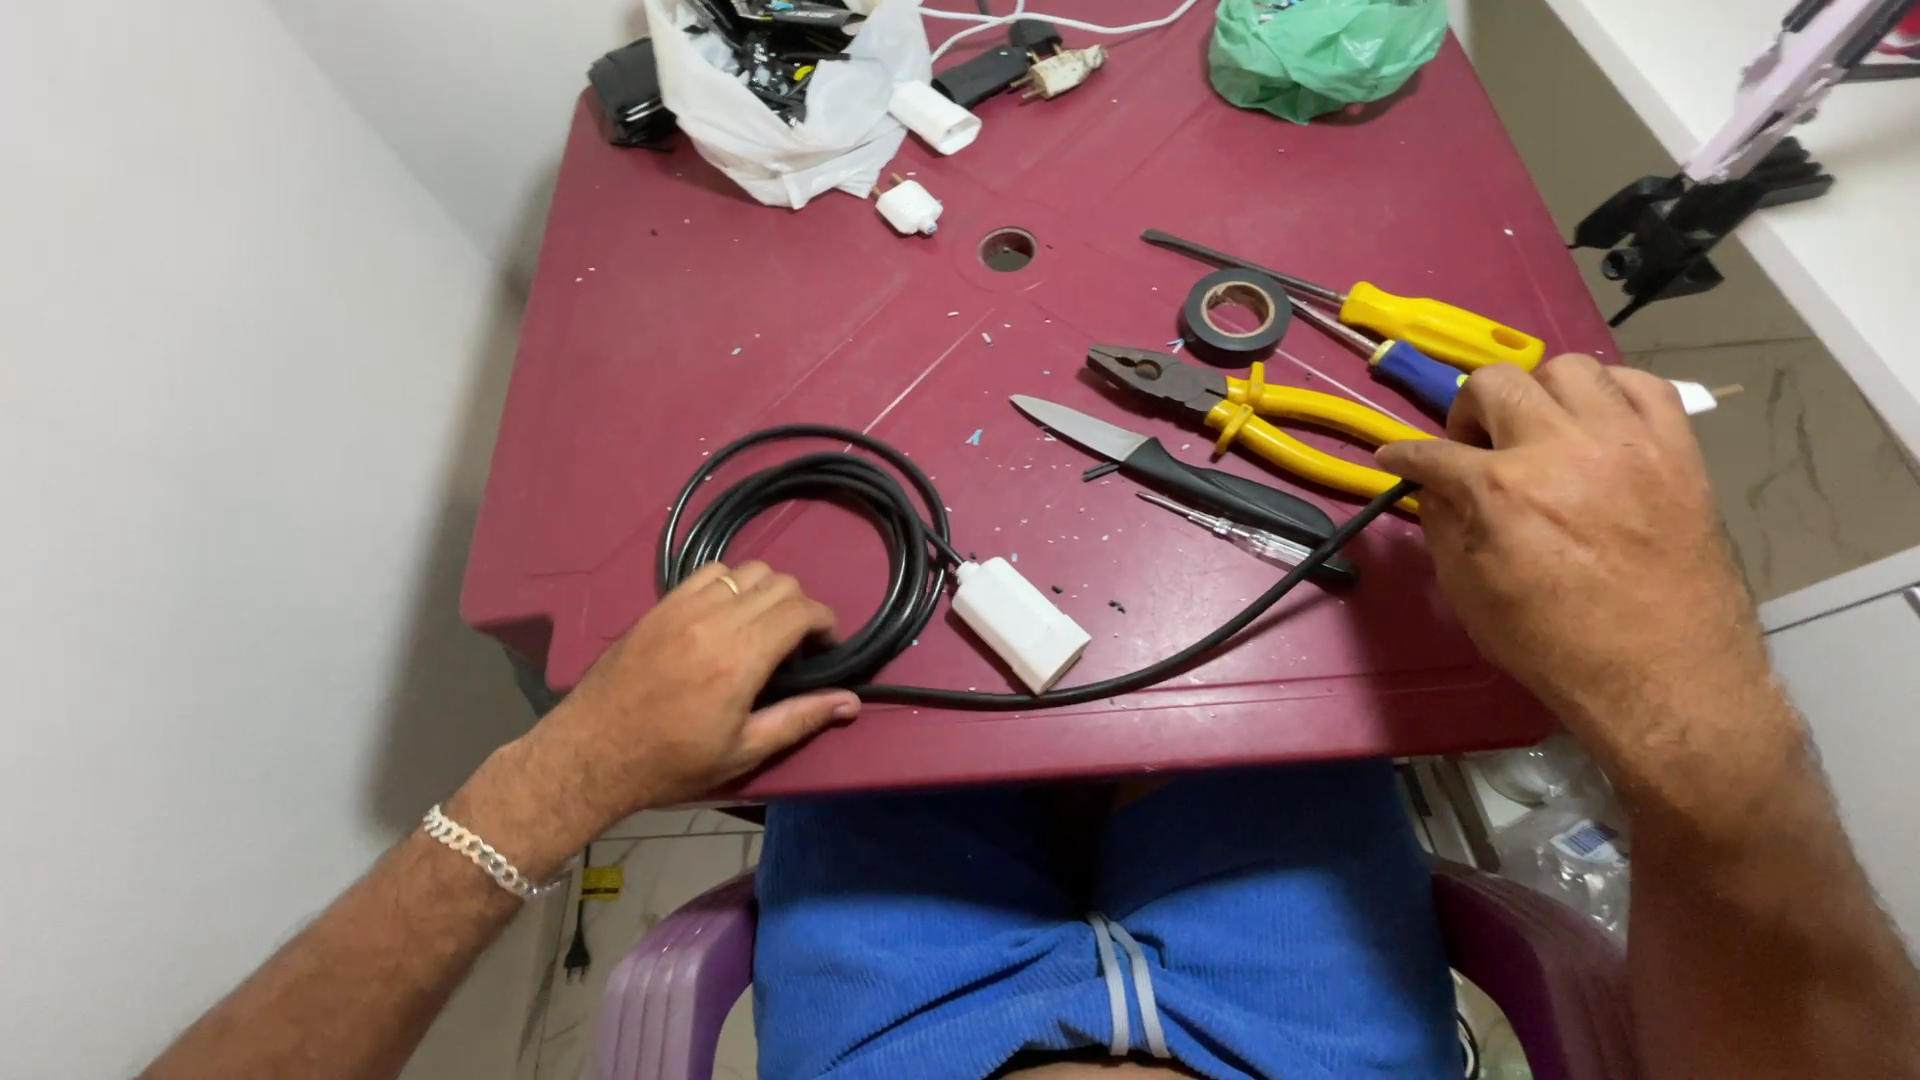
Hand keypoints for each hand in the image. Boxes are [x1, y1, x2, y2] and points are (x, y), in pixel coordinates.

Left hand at [550, 560, 856, 810]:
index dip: (826, 622)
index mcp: (740, 660)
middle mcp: (715, 621)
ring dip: (768, 592)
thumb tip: (851, 701)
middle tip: (797, 643)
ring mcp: (684, 608)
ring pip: (748, 570)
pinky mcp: (661, 605)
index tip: (827, 645)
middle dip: (801, 607)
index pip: (801, 610)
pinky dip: (731, 584)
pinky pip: (710, 572)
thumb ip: (800, 718)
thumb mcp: (743, 751)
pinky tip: (726, 614)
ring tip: (763, 626)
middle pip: (780, 583)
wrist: (591, 755)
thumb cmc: (671, 763)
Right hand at [1374, 356, 1774, 779]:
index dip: (1400, 455)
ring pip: (1569, 367)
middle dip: (1465, 411)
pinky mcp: (1678, 451)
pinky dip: (1606, 394)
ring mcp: (1627, 442)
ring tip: (1535, 433)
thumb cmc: (1548, 640)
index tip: (1391, 458)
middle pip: (1494, 383)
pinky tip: (1592, 428)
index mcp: (1500, 489)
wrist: (1660, 674)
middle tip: (1471, 449)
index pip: (1429, 452)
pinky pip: (1641, 385)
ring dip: (1536, 394)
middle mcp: (1561, 448)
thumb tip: (1437, 489)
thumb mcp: (1466, 588)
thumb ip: (1443, 524)